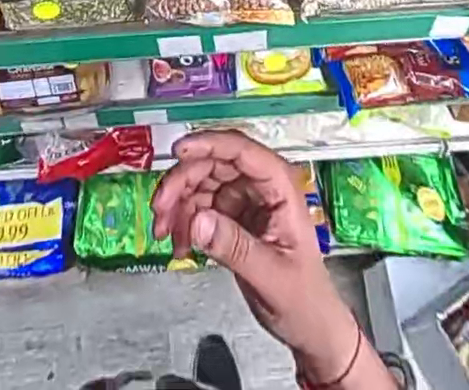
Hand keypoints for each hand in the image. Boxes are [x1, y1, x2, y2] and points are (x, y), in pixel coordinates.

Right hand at [151, 133, 374, 385]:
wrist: (308, 325)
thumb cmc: (303, 298)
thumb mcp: (270, 276)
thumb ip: (234, 247)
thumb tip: (199, 220)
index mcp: (281, 186)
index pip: (243, 150)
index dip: (210, 144)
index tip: (179, 151)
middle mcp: (262, 186)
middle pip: (215, 163)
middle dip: (183, 180)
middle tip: (160, 208)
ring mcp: (246, 199)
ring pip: (203, 182)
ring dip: (179, 203)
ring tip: (166, 233)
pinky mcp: (233, 217)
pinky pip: (201, 205)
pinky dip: (185, 221)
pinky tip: (181, 244)